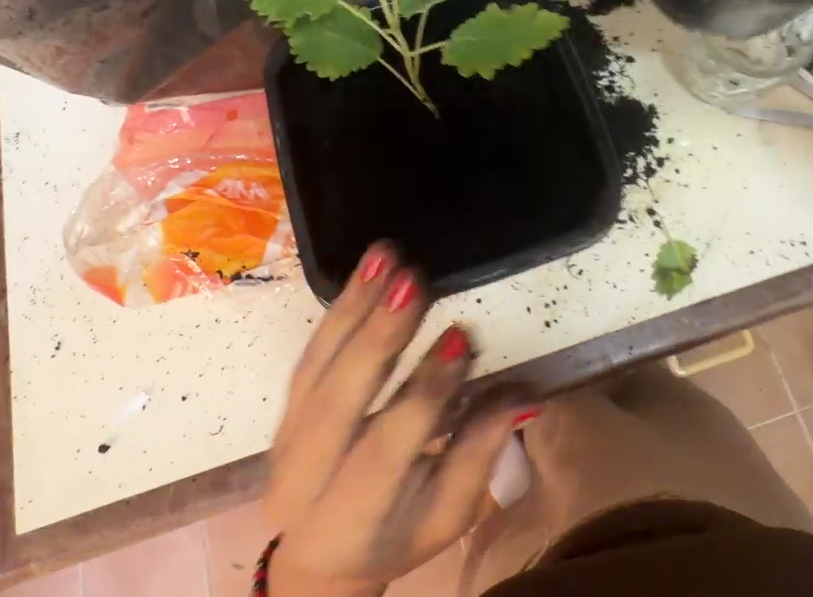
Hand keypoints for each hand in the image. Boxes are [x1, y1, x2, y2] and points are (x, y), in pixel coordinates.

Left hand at [263, 244, 526, 596]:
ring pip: (316, 368)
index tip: (459, 336)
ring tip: (385, 258)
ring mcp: (285, 440)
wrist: (320, 555)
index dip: (424, 392)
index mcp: (350, 520)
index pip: (386, 450)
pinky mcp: (284, 409)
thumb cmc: (399, 532)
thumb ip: (480, 451)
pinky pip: (308, 354)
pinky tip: (365, 273)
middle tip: (413, 281)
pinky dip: (338, 310)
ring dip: (353, 307)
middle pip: (337, 402)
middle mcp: (304, 478)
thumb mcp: (447, 511)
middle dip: (378, 337)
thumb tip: (528, 394)